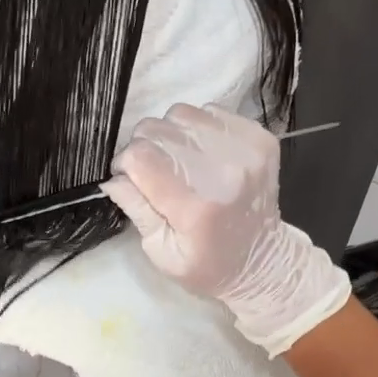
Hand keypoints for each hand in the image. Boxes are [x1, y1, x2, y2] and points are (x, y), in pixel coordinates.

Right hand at [102, 103, 350, 356]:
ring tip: (180, 160)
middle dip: (145, 148)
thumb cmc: (206, 264)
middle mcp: (223, 170)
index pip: (139, 156)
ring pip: (180, 113)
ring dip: (171, 134)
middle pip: (156, 129)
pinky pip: (210, 111)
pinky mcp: (259, 137)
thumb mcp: (160, 251)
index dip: (125, 164)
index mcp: (195, 205)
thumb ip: (135, 208)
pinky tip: (203, 153)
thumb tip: (114, 176)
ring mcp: (245, 149)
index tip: (130, 179)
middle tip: (155, 173)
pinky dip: (198, 128)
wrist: (262, 261)